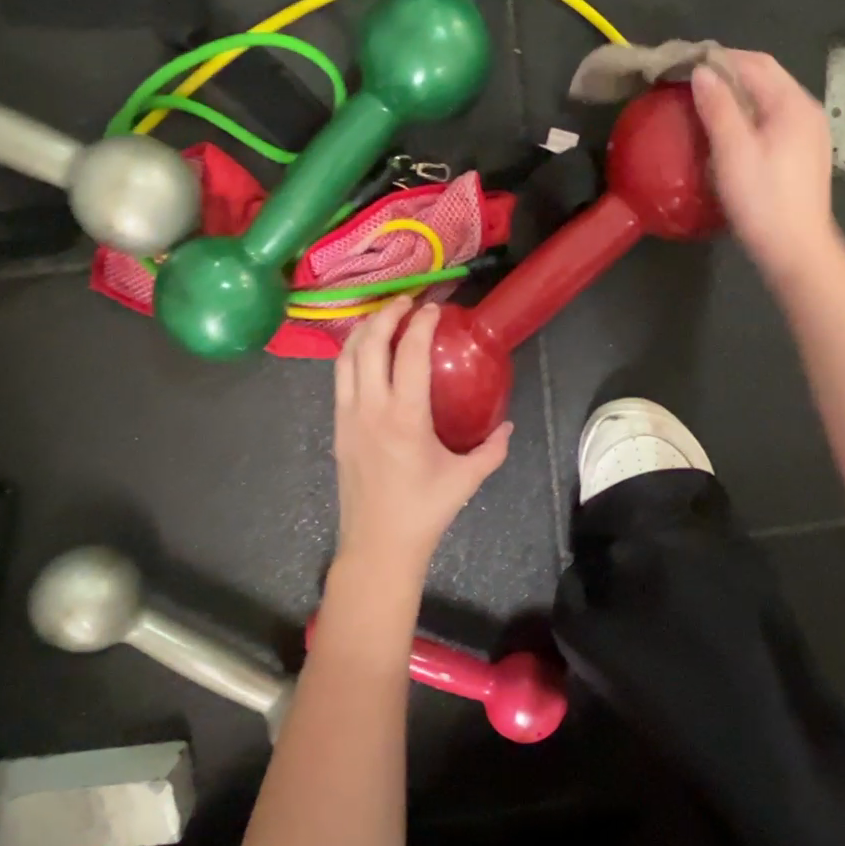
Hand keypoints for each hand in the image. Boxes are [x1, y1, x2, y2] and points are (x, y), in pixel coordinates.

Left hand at [332, 297, 512, 575]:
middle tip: (407, 300)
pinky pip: (339, 379)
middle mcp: (370, 408)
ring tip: (384, 317)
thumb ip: (491, 449)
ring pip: (346, 358)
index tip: (435, 308)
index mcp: (403, 417)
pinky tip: (367, 354)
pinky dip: (352, 355)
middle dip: (387, 314)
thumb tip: (506, 425)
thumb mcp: (466, 479)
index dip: (420, 322)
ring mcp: (347, 417)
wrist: (377, 545)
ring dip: (364, 330)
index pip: (408, 352)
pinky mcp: (337, 428)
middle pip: (368, 344)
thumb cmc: (423, 512)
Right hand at [691, 52, 841, 275]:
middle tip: (691, 81)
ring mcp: (809, 134)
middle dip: (729, 72)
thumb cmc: (762, 200)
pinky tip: (729, 131)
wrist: (796, 250)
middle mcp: (807, 110)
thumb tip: (702, 72)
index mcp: (792, 103)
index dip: (719, 58)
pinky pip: (774, 120)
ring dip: (738, 94)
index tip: (685, 62)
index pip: (754, 63)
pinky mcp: (805, 155)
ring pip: (769, 99)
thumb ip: (718, 107)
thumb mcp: (733, 151)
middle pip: (765, 77)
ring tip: (704, 103)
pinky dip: (749, 115)